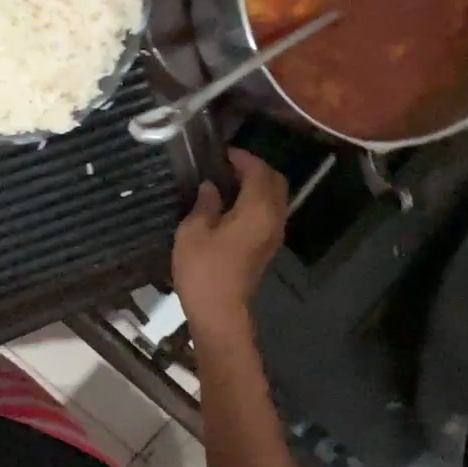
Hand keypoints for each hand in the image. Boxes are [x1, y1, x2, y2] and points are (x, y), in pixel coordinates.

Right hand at [172, 149, 288, 345]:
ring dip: (255, 186)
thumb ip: (204, 203)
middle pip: (274, 181)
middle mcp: (274, 218)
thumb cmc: (203, 271)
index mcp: (258, 210)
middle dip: (254, 168)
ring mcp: (273, 234)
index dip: (241, 158)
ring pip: (274, 198)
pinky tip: (229, 206)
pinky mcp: (266, 247)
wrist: (219, 313)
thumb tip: (211, 187)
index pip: (258, 171)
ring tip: (226, 184)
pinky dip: (254, 202)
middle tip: (226, 166)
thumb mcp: (193, 232)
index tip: (220, 153)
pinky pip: (268, 213)